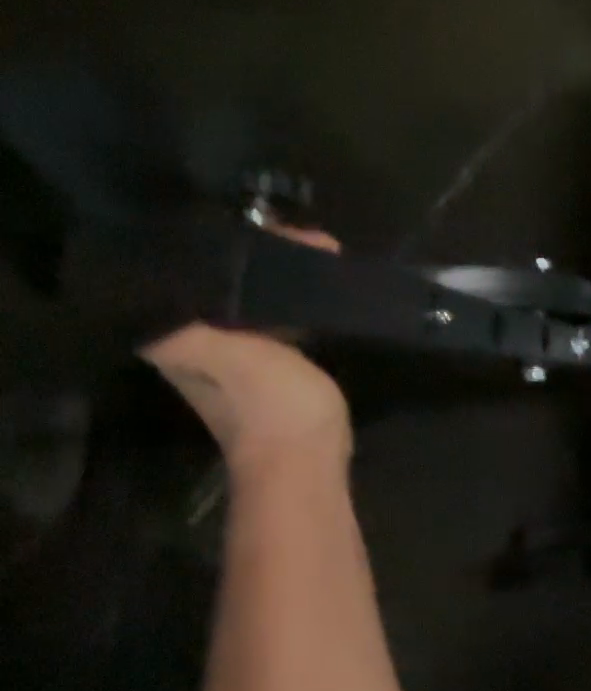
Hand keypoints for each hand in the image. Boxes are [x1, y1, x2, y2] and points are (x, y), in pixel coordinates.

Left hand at [138, 227, 350, 481]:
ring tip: (326, 257)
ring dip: (287, 279)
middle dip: (268, 262)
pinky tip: (326, 293)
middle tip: (318, 243)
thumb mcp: (232, 360)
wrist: (305, 455)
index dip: (227, 253)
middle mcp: (204, 347)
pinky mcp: (278, 366)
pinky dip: (301, 300)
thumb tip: (163, 294)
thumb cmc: (269, 406)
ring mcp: (242, 359)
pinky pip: (282, 318)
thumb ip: (194, 330)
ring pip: (257, 302)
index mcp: (186, 342)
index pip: (194, 282)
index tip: (277, 235)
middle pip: (227, 289)